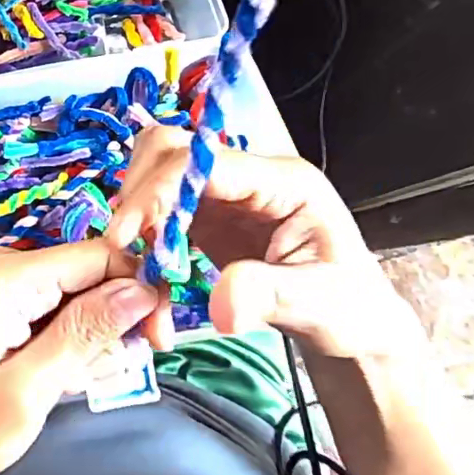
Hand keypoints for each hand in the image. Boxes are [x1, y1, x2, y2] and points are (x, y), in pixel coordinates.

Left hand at [0, 241, 159, 474]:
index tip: (160, 340)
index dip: (140, 288)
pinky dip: (80, 340)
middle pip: (94, 270)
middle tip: (135, 365)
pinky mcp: (13, 303)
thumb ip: (82, 335)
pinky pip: (65, 308)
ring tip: (90, 378)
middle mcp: (10, 265)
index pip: (99, 254)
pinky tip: (71, 373)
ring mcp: (11, 282)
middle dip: (123, 313)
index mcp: (8, 275)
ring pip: (85, 292)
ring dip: (103, 333)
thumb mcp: (26, 391)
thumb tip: (141, 289)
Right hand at [106, 127, 426, 360]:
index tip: (125, 236)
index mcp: (281, 181)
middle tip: (123, 248)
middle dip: (138, 194)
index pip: (202, 163)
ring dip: (135, 215)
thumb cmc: (349, 309)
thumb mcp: (323, 306)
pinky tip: (150, 279)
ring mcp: (223, 192)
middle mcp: (246, 175)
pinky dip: (142, 240)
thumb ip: (272, 296)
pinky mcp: (205, 215)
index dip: (157, 191)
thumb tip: (220, 304)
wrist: (350, 323)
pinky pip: (157, 212)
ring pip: (156, 175)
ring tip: (136, 266)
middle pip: (170, 150)